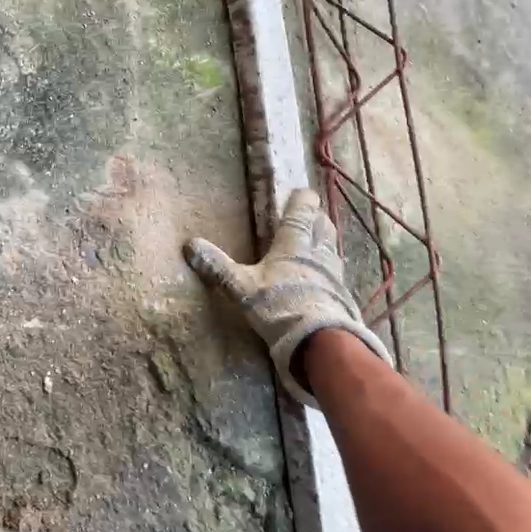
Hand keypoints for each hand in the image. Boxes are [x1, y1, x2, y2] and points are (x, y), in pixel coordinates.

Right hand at [184, 188, 394, 406]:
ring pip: (332, 249)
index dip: (303, 201)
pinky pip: (337, 274)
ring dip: (326, 242)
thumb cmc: (278, 305)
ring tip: (319, 241)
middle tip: (312, 214)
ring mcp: (334, 276)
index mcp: (294, 245)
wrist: (320, 340)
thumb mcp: (240, 285)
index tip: (304, 191)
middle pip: (323, 228)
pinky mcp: (341, 296)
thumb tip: (189, 244)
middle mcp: (317, 255)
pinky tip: (325, 277)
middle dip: (318, 219)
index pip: (301, 215)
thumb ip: (217, 266)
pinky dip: (330, 268)